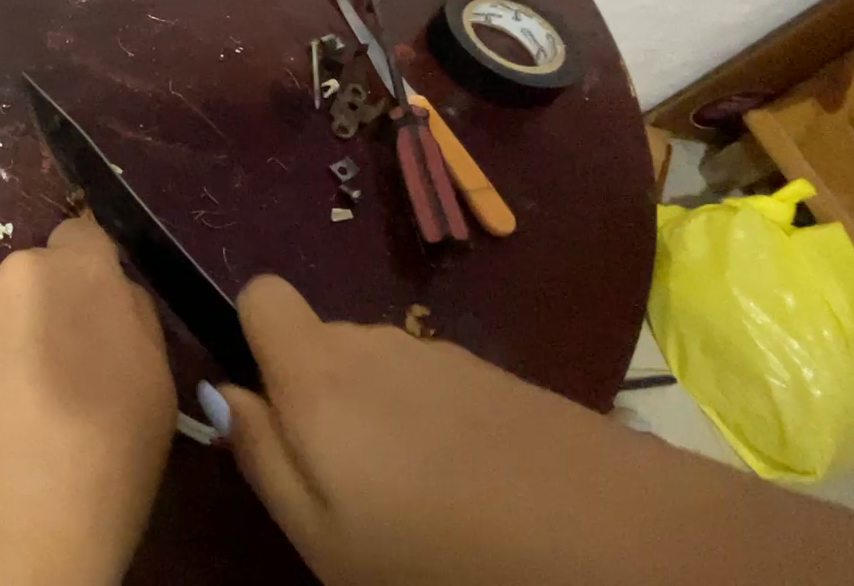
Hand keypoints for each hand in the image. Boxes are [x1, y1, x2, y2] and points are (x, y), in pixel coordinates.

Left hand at [0, 214, 175, 585]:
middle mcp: (4, 274)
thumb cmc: (96, 473)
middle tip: (48, 383)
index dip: (90, 274)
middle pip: (31, 279)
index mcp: (71, 274)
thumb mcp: (155, 392)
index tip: (90, 319)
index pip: (83, 237)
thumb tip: (109, 299)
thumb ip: (132, 320)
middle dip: (42, 314)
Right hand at [213, 275, 853, 585]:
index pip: (262, 294)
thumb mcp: (322, 535)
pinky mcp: (499, 378)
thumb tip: (224, 391)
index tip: (275, 405)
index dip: (255, 338)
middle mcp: (371, 343)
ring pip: (378, 369)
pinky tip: (479, 492)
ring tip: (423, 500)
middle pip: (319, 341)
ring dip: (379, 416)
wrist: (630, 554)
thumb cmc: (440, 559)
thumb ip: (259, 452)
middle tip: (353, 485)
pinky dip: (434, 426)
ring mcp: (441, 357)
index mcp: (317, 372)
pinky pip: (434, 387)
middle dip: (318, 394)